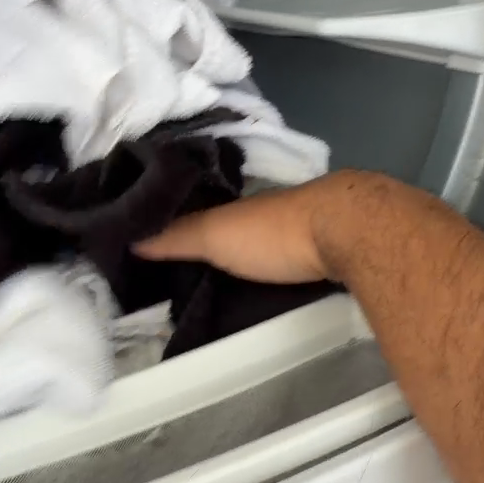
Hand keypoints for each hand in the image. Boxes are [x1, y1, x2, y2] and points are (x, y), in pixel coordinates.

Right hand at [134, 171, 428, 283]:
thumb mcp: (215, 235)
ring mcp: (310, 223)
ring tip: (234, 281)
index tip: (163, 238)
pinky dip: (287, 263)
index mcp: (242, 201)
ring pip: (273, 236)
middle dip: (222, 238)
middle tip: (196, 267)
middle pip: (240, 221)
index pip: (205, 206)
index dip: (185, 219)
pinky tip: (281, 281)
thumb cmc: (276, 231)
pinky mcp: (338, 245)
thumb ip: (176, 236)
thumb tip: (130, 236)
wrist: (353, 232)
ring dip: (257, 251)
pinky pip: (302, 252)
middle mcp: (274, 206)